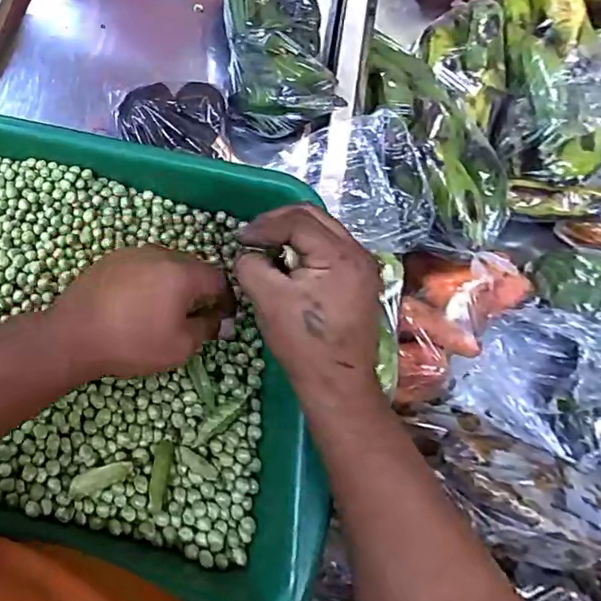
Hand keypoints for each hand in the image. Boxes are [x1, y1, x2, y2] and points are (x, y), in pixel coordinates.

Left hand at [48, 246, 232, 380]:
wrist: (72, 335)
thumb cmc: (131, 343)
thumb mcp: (180, 346)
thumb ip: (206, 328)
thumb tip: (215, 318)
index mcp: (181, 271)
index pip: (218, 278)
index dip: (225, 300)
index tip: (220, 320)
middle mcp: (158, 253)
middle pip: (191, 268)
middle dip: (197, 291)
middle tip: (191, 318)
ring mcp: (131, 253)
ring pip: (164, 265)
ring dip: (170, 285)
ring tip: (159, 312)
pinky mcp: (109, 259)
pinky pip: (140, 267)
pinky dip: (145, 282)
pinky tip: (134, 305)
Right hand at [233, 205, 383, 400]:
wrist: (337, 383)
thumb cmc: (303, 342)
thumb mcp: (267, 299)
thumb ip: (251, 265)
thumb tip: (248, 253)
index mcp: (340, 256)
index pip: (296, 221)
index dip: (263, 226)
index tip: (238, 240)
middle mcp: (358, 254)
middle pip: (312, 216)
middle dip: (276, 221)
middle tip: (251, 237)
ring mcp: (362, 266)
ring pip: (321, 229)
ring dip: (290, 232)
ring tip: (264, 247)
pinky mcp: (358, 280)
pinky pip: (327, 247)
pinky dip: (302, 246)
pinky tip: (284, 263)